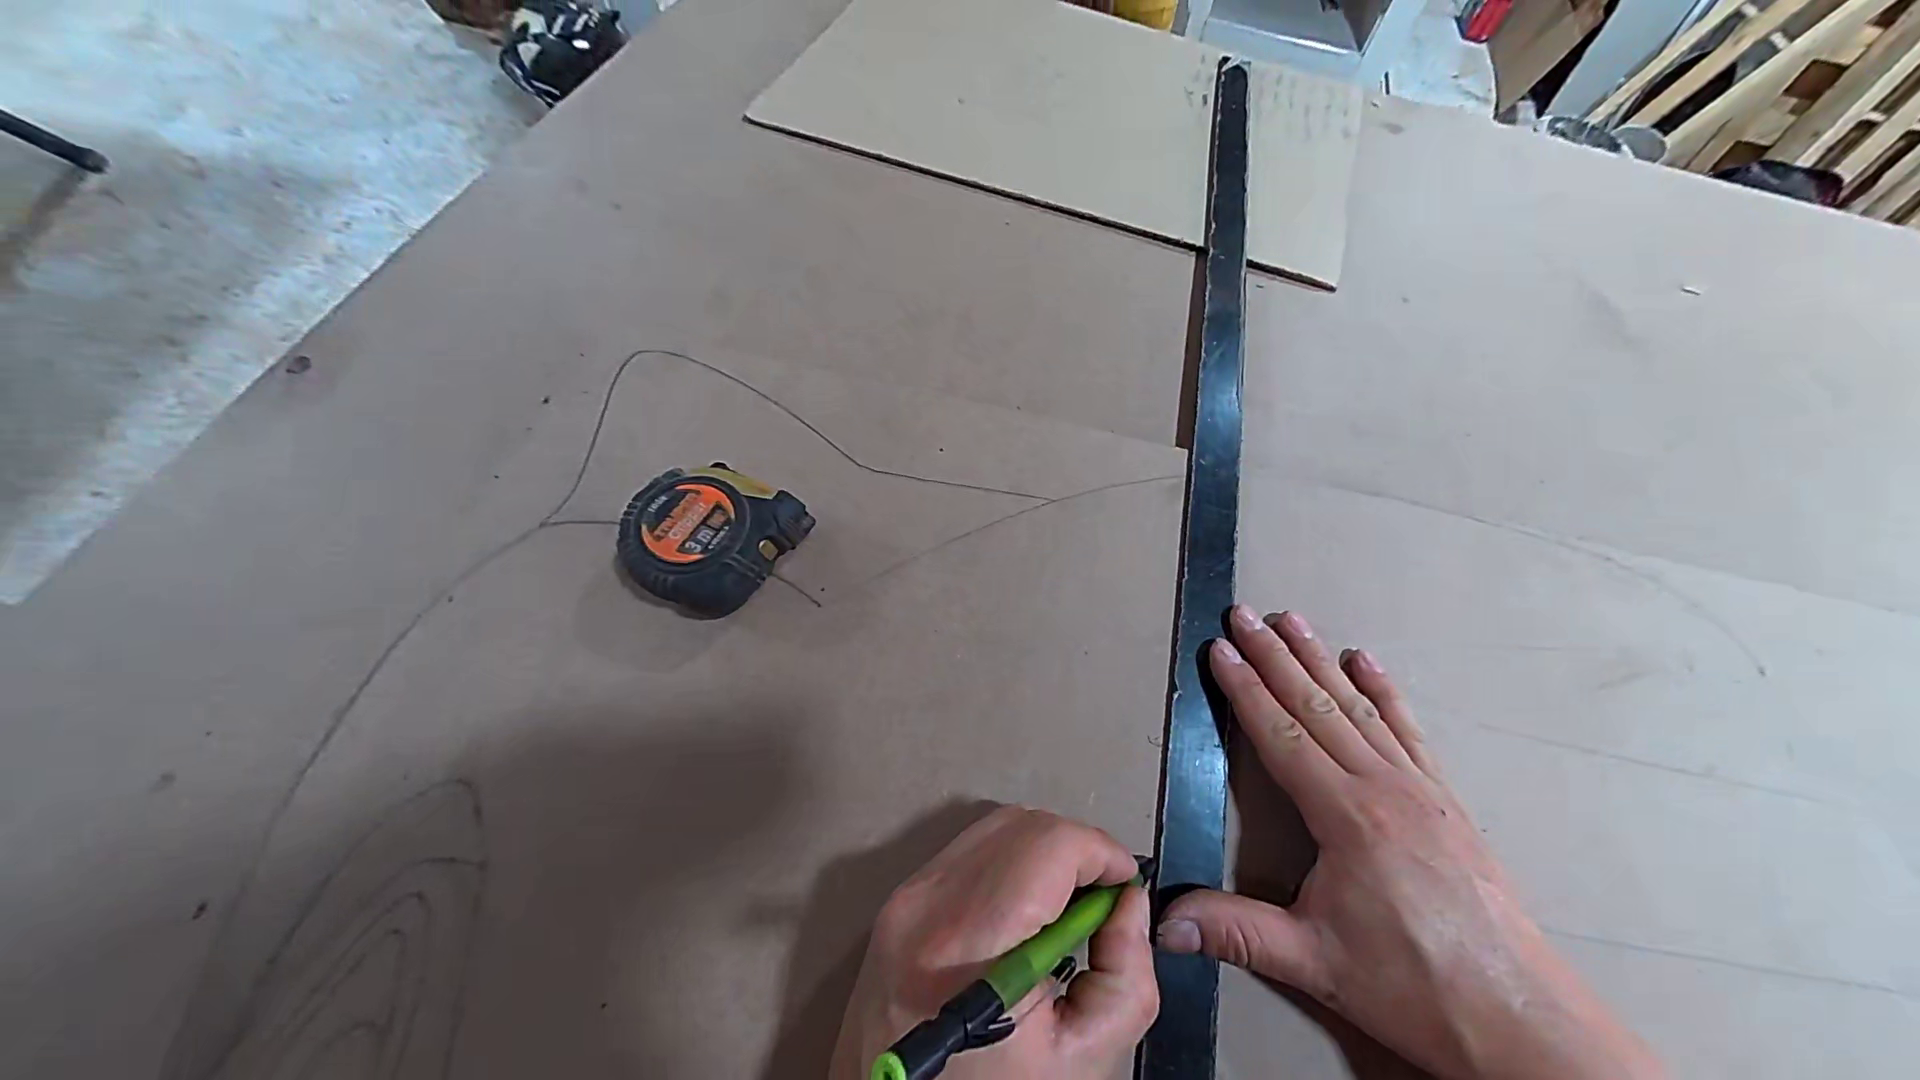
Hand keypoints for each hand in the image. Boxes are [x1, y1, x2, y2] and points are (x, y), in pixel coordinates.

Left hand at [831, 806, 1157, 1079]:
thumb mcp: (1079, 1062)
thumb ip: (1126, 976)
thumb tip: (1127, 901)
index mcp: (966, 943)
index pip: (1047, 843)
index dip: (1100, 851)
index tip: (1125, 885)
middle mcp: (928, 898)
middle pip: (1024, 822)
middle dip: (1078, 849)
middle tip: (1100, 900)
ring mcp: (909, 890)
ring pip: (999, 824)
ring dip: (1047, 849)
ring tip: (1065, 906)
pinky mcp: (905, 891)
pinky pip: (975, 845)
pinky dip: (1016, 857)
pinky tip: (1027, 907)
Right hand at [1157, 606, 1662, 1079]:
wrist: (1526, 1024)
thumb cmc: (1415, 987)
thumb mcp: (1312, 961)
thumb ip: (1234, 931)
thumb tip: (1163, 922)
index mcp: (1347, 816)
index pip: (1281, 734)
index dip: (1244, 688)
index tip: (1219, 648)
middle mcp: (1384, 787)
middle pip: (1316, 704)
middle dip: (1273, 655)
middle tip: (1244, 614)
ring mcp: (1420, 789)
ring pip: (1359, 706)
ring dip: (1320, 659)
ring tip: (1293, 621)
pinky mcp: (1445, 800)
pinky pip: (1408, 730)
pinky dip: (1384, 691)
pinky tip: (1367, 662)